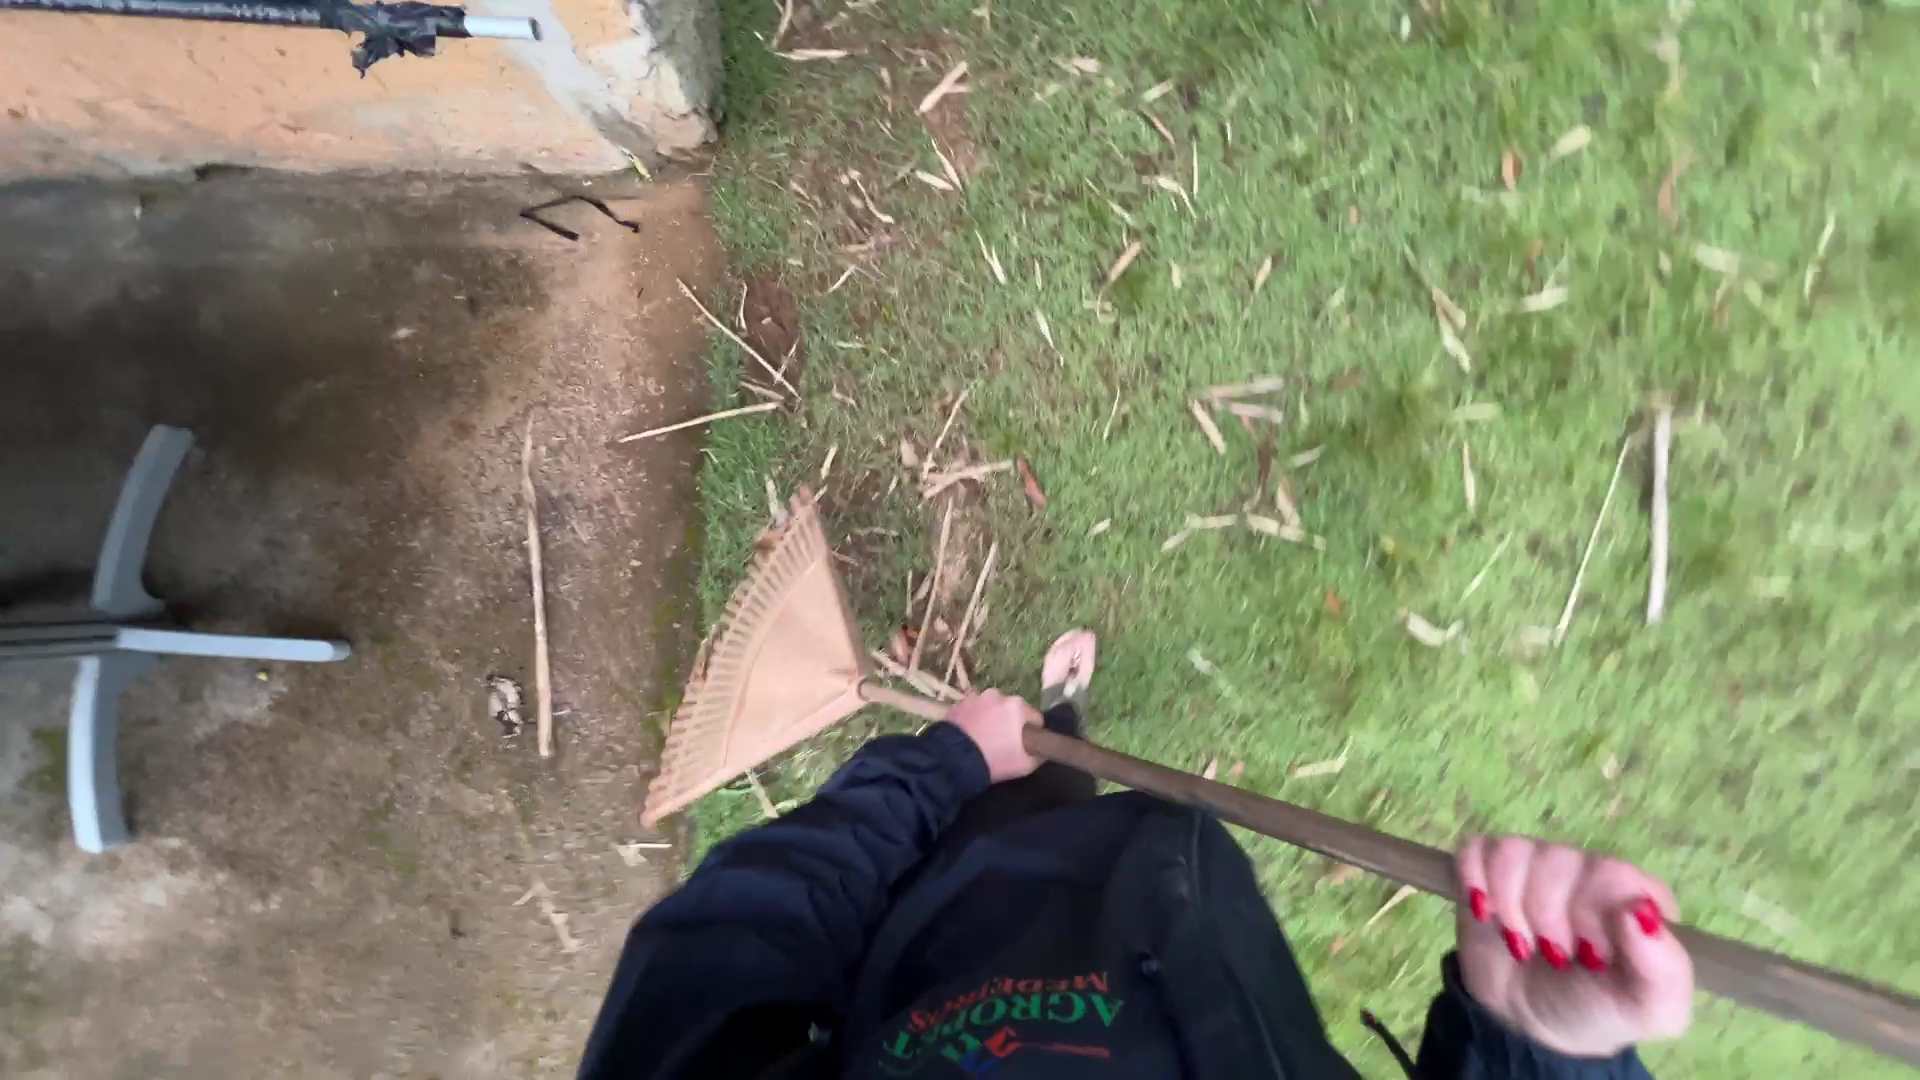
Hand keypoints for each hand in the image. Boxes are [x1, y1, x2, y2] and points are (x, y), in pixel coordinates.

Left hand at [943, 690, 1042, 782]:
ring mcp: (976, 697)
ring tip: (984, 739)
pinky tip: (970, 734)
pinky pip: (973, 710)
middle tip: (1003, 743)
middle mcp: (998, 695)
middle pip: (1013, 710)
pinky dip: (974, 718)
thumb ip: (1040, 754)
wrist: (953, 760)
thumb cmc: (995, 761)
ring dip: (992, 719)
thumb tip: (1042, 750)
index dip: (1032, 734)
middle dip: (1011, 723)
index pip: (1035, 719)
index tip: (1024, 746)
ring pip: (992, 708)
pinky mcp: (958, 703)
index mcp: (1018, 706)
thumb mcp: (1026, 765)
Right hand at [1455, 835, 1693, 1057]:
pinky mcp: (1484, 862)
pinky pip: (1474, 848)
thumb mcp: (1648, 1010)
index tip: (1590, 957)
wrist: (1526, 1017)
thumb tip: (1638, 910)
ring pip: (1513, 851)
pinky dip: (1474, 880)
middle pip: (1557, 858)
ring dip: (1508, 904)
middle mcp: (1583, 868)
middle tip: (1553, 955)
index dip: (1592, 914)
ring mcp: (1531, 861)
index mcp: (1632, 894)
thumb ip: (1664, 968)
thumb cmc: (1594, 1009)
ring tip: (1518, 941)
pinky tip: (1485, 913)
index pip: (1613, 873)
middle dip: (1545, 914)